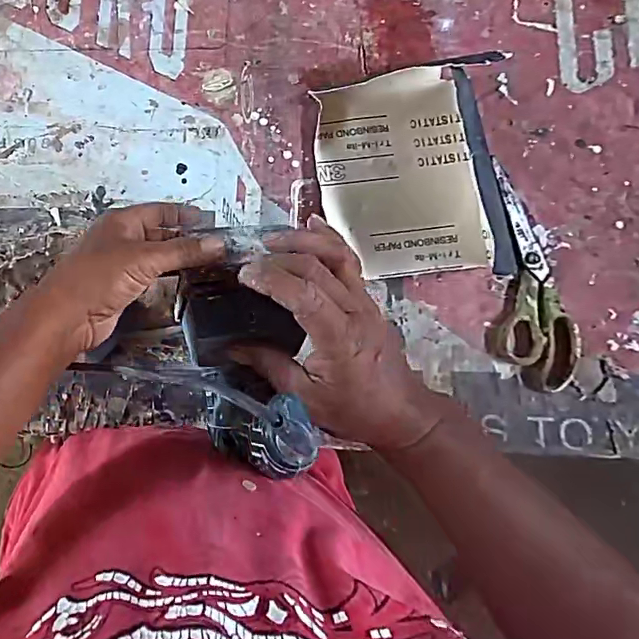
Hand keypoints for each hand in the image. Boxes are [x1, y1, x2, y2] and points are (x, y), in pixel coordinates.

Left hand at [23, 203, 223, 356]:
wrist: (69, 315)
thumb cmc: (95, 278)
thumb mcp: (143, 258)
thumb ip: (181, 250)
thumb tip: (214, 243)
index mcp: (119, 222)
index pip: (158, 211)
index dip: (184, 214)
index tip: (210, 220)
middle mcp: (118, 239)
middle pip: (158, 233)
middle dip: (185, 237)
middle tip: (216, 244)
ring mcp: (118, 264)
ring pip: (155, 256)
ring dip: (178, 257)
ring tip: (208, 261)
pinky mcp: (120, 287)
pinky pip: (149, 276)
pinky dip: (167, 275)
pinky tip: (183, 280)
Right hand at [231, 216, 445, 450]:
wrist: (406, 414)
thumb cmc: (356, 410)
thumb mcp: (305, 397)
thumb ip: (268, 365)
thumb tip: (232, 345)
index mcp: (340, 339)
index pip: (305, 295)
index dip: (272, 279)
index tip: (244, 275)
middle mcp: (356, 312)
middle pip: (316, 268)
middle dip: (276, 258)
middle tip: (247, 263)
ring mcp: (366, 302)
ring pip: (337, 255)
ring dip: (302, 240)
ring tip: (270, 240)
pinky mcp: (368, 298)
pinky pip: (349, 260)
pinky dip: (328, 238)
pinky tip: (310, 223)